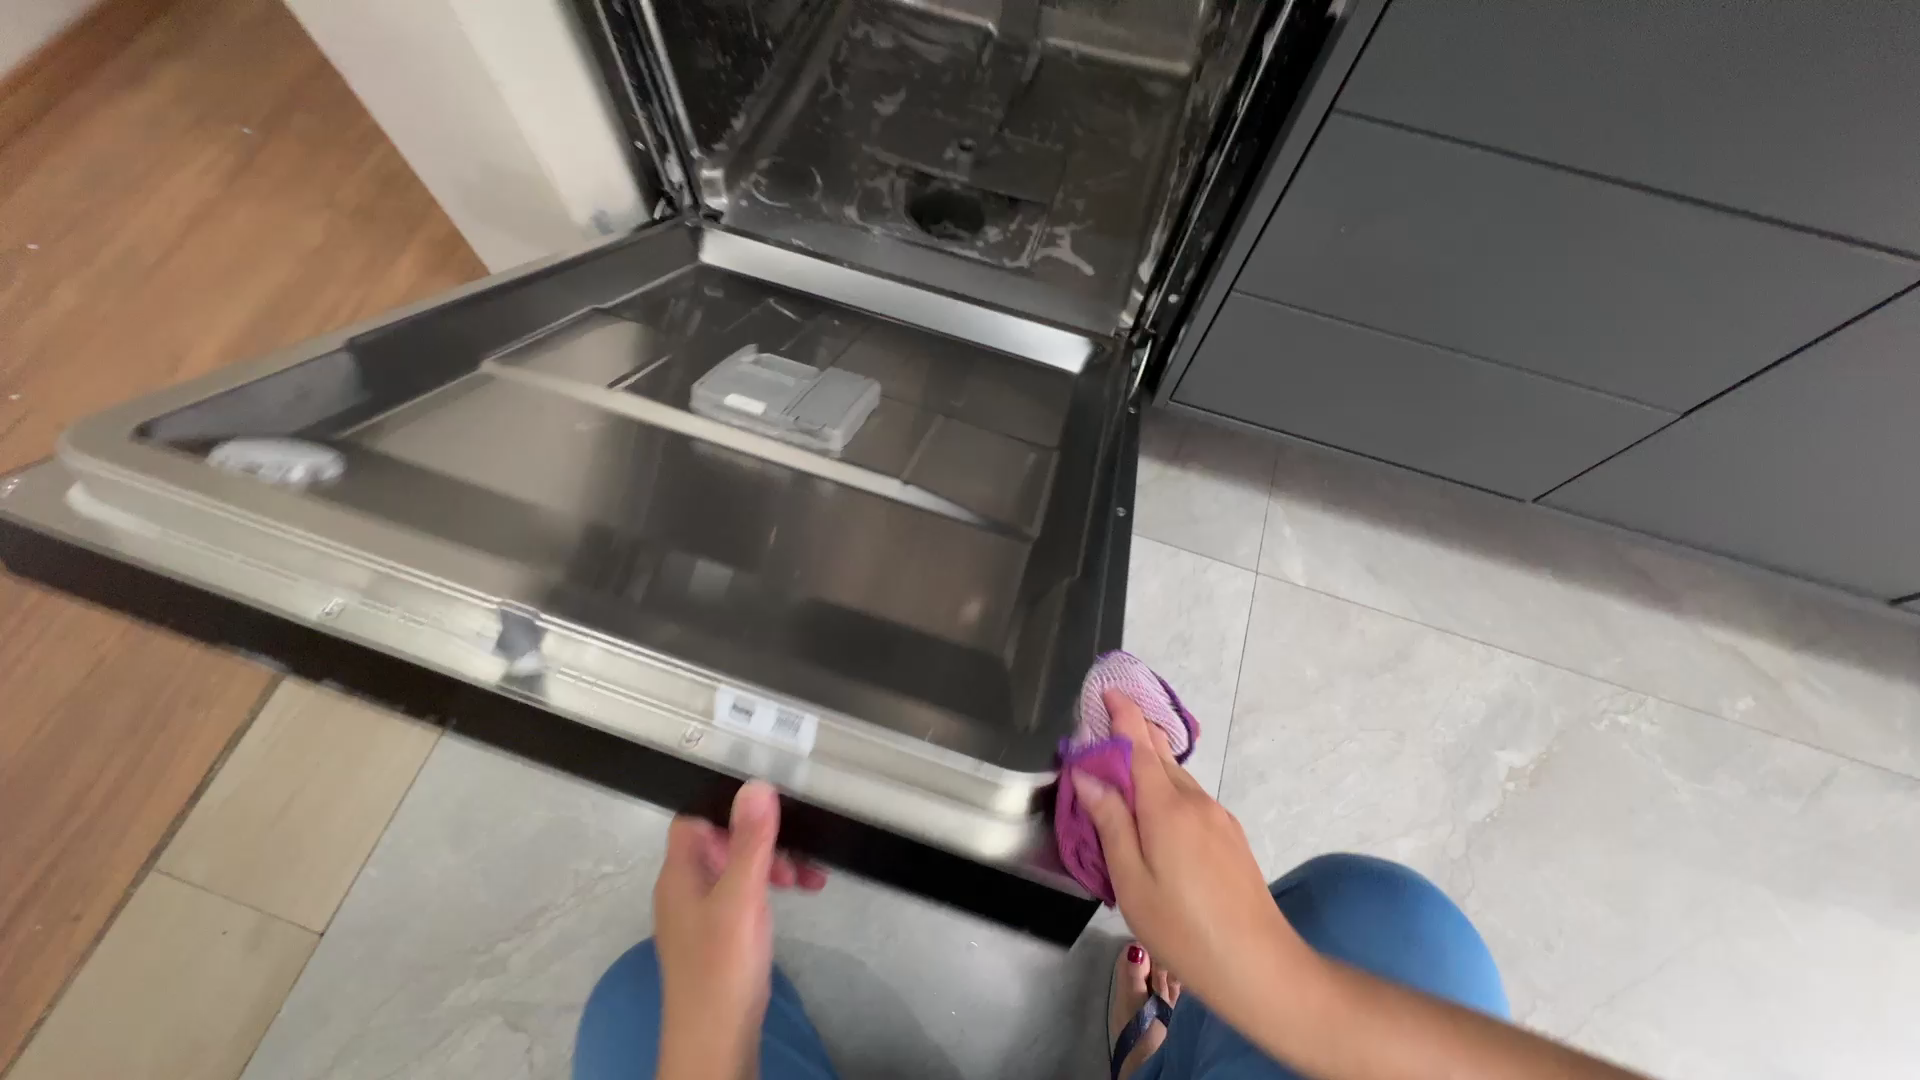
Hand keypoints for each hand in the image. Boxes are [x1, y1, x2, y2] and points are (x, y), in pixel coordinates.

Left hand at [653, 782, 827, 1079]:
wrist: (716, 1042)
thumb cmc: (723, 965)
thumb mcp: (742, 895)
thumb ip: (751, 841)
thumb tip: (756, 785)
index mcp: (680, 874)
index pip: (695, 819)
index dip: (728, 810)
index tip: (768, 812)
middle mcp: (685, 889)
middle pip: (721, 842)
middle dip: (763, 840)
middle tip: (796, 854)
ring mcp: (701, 914)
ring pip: (737, 868)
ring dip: (773, 864)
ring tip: (808, 877)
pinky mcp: (718, 935)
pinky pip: (744, 894)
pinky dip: (769, 888)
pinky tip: (797, 895)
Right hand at [1071, 691, 1311, 1028]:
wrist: (1261, 969)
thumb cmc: (1184, 930)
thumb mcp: (1132, 881)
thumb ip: (1110, 823)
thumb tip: (1088, 775)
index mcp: (1166, 807)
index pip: (1140, 744)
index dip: (1123, 715)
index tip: (1108, 690)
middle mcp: (1196, 801)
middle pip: (1159, 756)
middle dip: (1131, 737)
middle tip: (1100, 736)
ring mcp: (1218, 817)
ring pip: (1176, 778)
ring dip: (1148, 767)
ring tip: (1120, 776)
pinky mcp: (1230, 836)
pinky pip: (1190, 798)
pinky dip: (1165, 790)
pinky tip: (1154, 814)